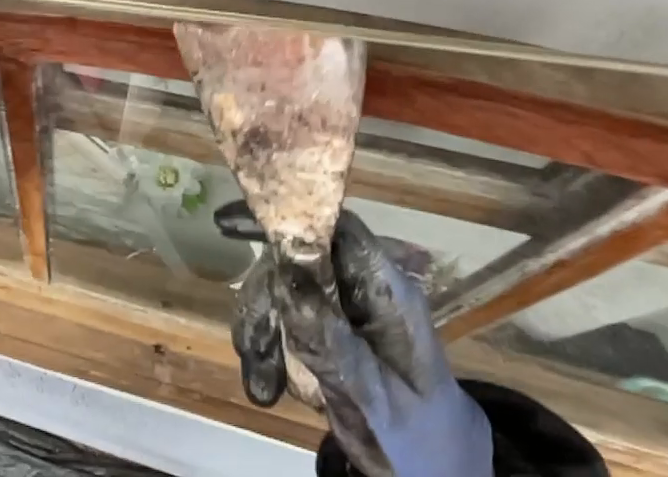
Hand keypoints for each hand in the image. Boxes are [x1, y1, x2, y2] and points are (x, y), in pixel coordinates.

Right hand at [268, 211, 493, 476]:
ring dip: (259, 329)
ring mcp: (339, 303)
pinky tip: (265, 382)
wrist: (438, 466)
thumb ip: (336, 344)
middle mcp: (359, 284)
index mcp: (386, 288)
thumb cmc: (422, 434)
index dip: (286, 216)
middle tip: (249, 347)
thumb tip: (286, 279)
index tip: (228, 224)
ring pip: (278, 287)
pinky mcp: (324, 324)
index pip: (336, 228)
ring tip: (260, 383)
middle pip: (294, 258)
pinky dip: (264, 345)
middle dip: (262, 297)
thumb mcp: (380, 399)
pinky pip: (280, 317)